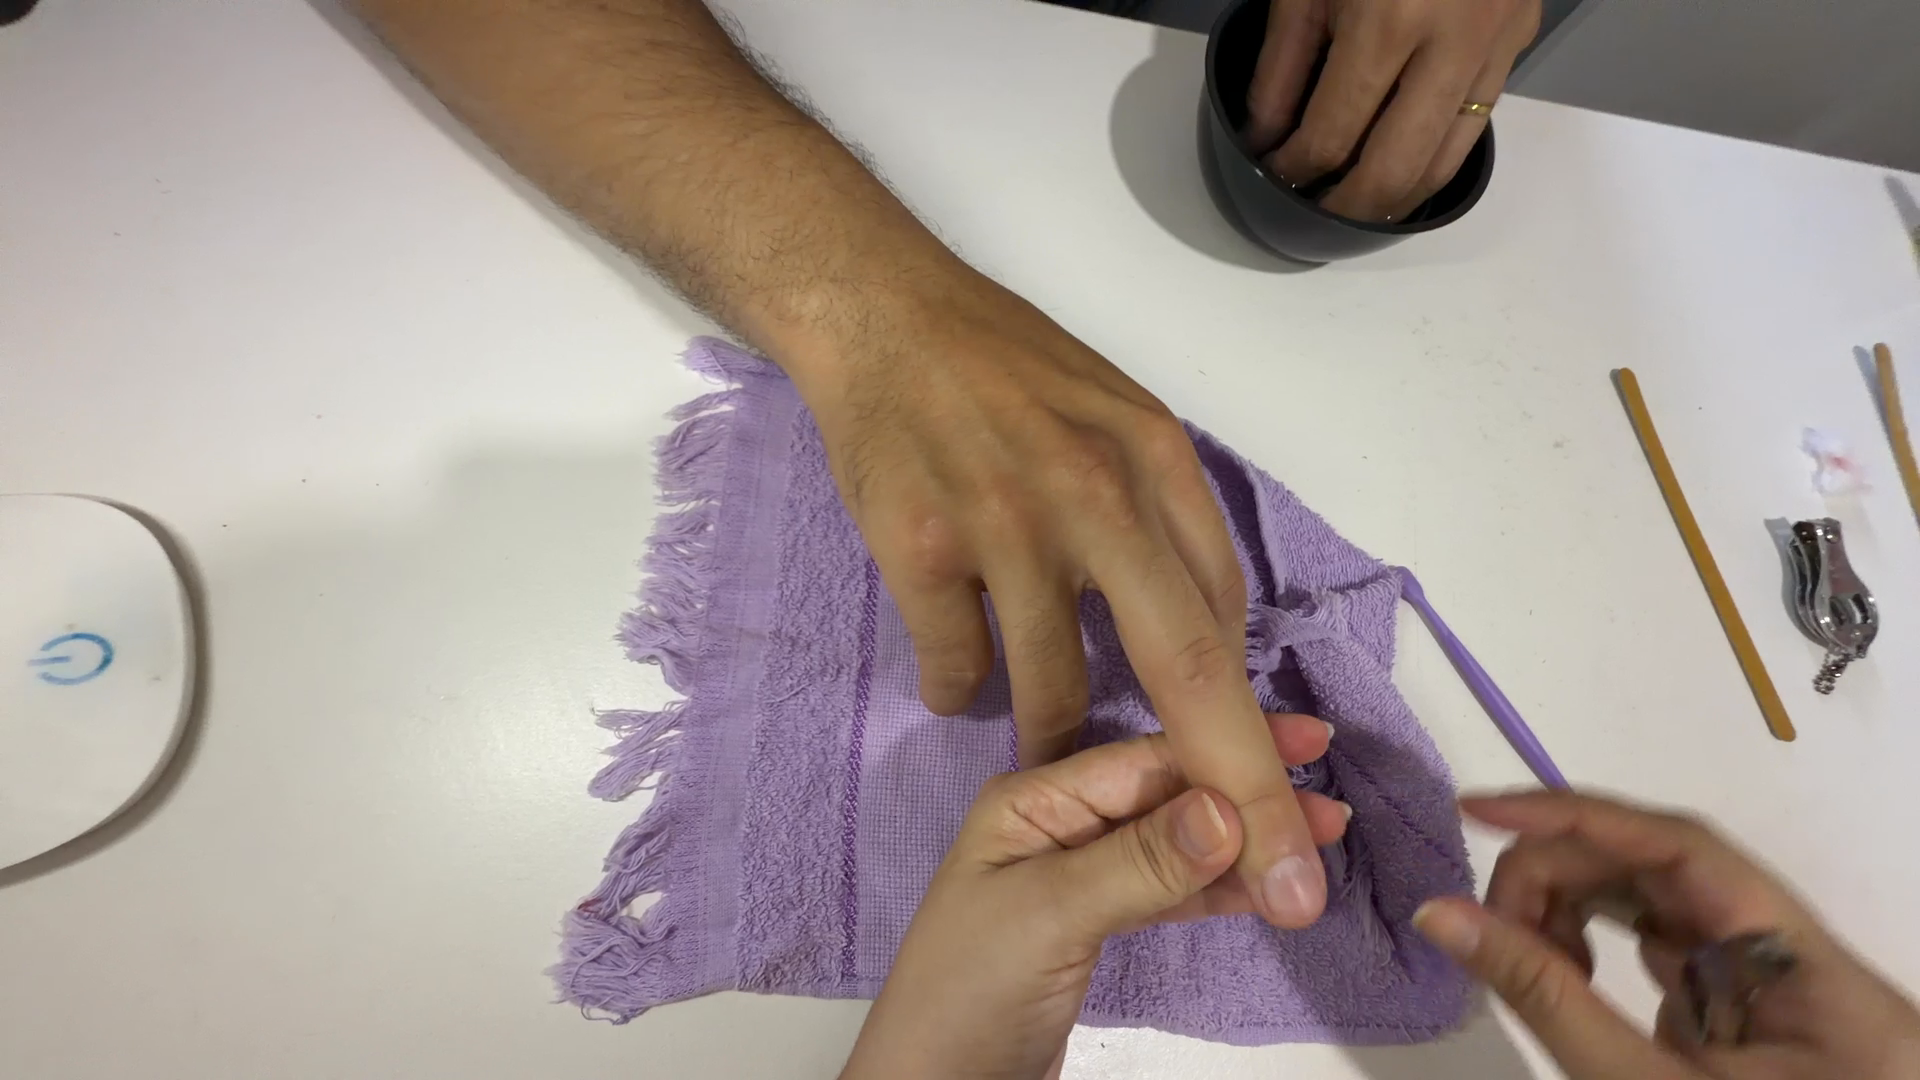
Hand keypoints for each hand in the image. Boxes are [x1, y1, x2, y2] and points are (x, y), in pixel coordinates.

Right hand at [794, 268, 1330, 926]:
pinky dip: (959, 690)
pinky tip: (957, 674)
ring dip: (1050, 735)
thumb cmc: (1003, 365)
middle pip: (1186, 671)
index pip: (1227, 622)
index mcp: (1156, 462)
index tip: (1281, 810)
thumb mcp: (1118, 412)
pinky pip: (954, 667)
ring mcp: (1001, 525)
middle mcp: (1092, 497)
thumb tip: (1208, 624)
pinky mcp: (918, 548)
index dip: (1256, 726)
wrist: (885, 317)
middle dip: (1246, 795)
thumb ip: (1169, 518)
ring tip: (1036, 734)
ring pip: (1048, 689)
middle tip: (1284, 895)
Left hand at [840, 713, 1350, 1079]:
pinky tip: (1265, 883)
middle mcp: (1061, 821)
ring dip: (1242, 843)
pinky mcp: (1099, 920)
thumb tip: (1229, 806)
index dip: (1219, 750)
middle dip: (1243, 794)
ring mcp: (1082, 871)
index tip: (1303, 745)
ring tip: (1320, 836)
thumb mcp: (1051, 914)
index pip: (1142, 762)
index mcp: (1036, 798)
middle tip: (1329, 799)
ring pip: (1176, 844)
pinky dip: (1218, 887)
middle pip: (1165, 797)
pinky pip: (1169, 890)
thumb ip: (1138, 861)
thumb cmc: (972, 989)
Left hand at [1243, 0, 1540, 221]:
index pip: (1330, 140)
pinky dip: (1429, 162)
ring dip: (1390, 200)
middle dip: (1343, 206)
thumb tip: (1264, 144)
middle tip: (1313, 207)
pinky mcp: (1522, 38)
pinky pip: (1473, 128)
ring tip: (1350, 202)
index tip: (1275, 172)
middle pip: (1392, 170)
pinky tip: (1397, 166)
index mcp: (1392, 19)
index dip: (1292, 170)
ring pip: (1442, 164)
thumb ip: (1279, 74)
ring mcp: (1499, 40)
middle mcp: (1456, 38)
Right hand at [1413, 790, 1919, 1079]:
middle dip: (1553, 878)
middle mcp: (1804, 963)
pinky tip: (1561, 971)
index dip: (1574, 817)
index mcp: (1822, 983)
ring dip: (1562, 907)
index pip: (1685, 849)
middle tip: (1489, 919)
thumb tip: (1433, 909)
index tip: (1477, 811)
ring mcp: (1770, 983)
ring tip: (1524, 953)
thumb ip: (1538, 993)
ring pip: (1644, 896)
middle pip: (1653, 869)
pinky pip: (1648, 935)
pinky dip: (1584, 939)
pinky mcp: (1736, 1001)